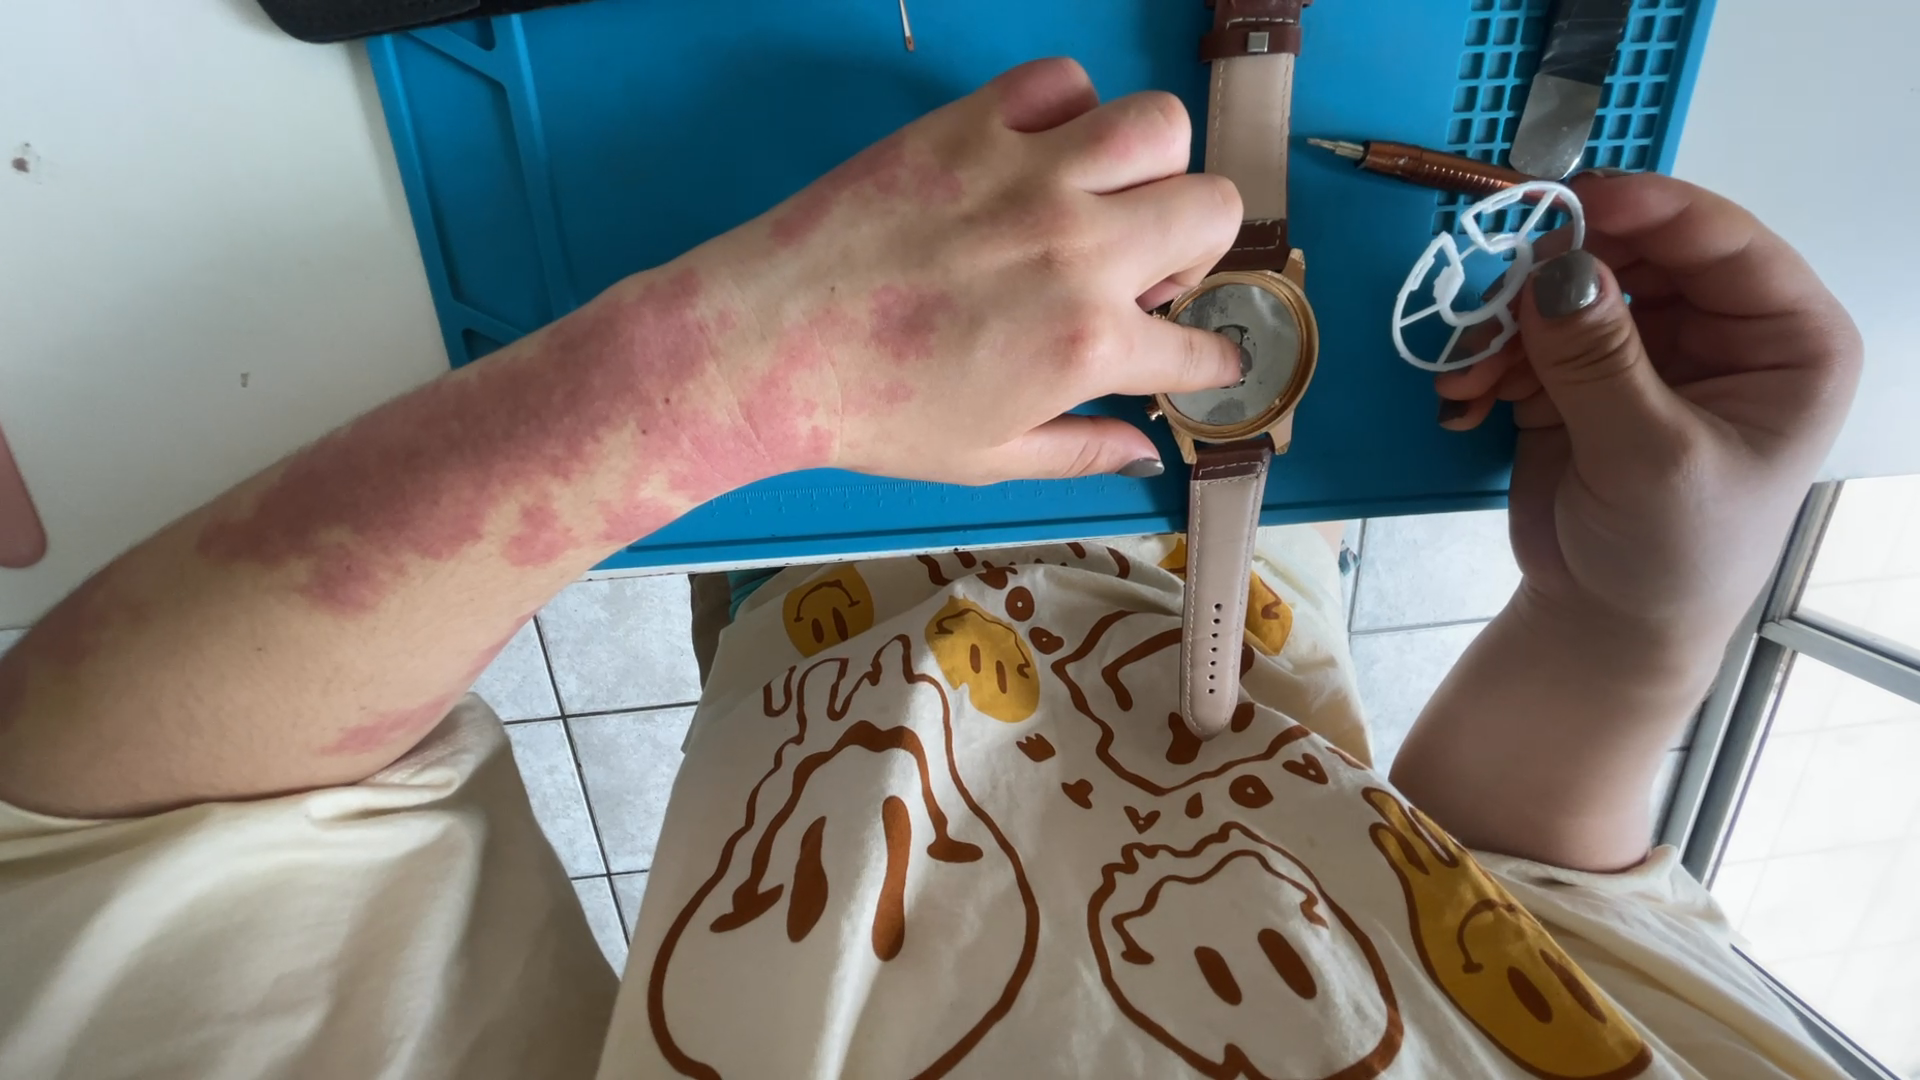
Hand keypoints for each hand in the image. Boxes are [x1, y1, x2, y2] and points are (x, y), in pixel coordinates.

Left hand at [678, 57, 1244, 486]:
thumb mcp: (989, 458)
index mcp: (1086, 345)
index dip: (1214, 357)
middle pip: (1213, 208)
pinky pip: (1062, 81)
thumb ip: (1082, 453)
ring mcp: (1028, 174)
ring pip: (1157, 127)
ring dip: (1150, 171)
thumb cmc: (878, 417)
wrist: (771, 349)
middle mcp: (1078, 249)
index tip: (1212, 356)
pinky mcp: (971, 124)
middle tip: (1142, 277)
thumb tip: (1146, 454)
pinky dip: (1070, 113)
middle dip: (1198, 250)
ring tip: (1101, 207)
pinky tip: (1039, 158)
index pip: (1196, 345)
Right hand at [1433, 174, 1860, 642]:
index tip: (1563, 205)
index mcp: (1776, 339)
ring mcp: (1628, 363)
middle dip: (1546, 286)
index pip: (1719, 244)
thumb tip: (1552, 267)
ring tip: (1463, 384)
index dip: (1646, 212)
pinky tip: (1461, 405)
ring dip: (1498, 338)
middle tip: (1484, 308)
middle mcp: (1705, 336)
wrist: (1605, 616)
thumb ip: (1599, 359)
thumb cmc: (1668, 545)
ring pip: (1555, 308)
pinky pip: (1516, 353)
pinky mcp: (1565, 392)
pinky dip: (1480, 372)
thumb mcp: (1645, 452)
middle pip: (1623, 266)